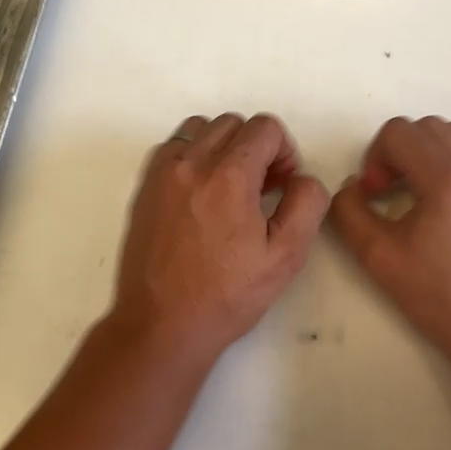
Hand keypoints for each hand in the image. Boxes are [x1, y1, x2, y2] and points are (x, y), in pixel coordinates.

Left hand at [110, 113, 329, 359]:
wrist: (161, 325)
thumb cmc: (226, 295)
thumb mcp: (286, 257)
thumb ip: (306, 204)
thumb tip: (302, 178)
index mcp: (228, 177)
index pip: (264, 128)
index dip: (284, 151)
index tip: (282, 185)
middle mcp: (191, 164)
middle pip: (233, 123)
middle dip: (256, 147)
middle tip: (262, 189)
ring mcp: (162, 174)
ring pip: (200, 129)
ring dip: (222, 147)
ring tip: (230, 188)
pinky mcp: (144, 188)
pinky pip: (173, 148)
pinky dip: (192, 156)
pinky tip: (200, 194)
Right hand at [330, 117, 450, 360]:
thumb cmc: (438, 297)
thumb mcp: (378, 257)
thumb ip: (350, 212)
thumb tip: (351, 188)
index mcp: (448, 178)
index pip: (399, 132)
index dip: (375, 158)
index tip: (375, 196)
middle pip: (426, 126)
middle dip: (398, 151)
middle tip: (389, 193)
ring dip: (427, 149)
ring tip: (416, 188)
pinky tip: (440, 200)